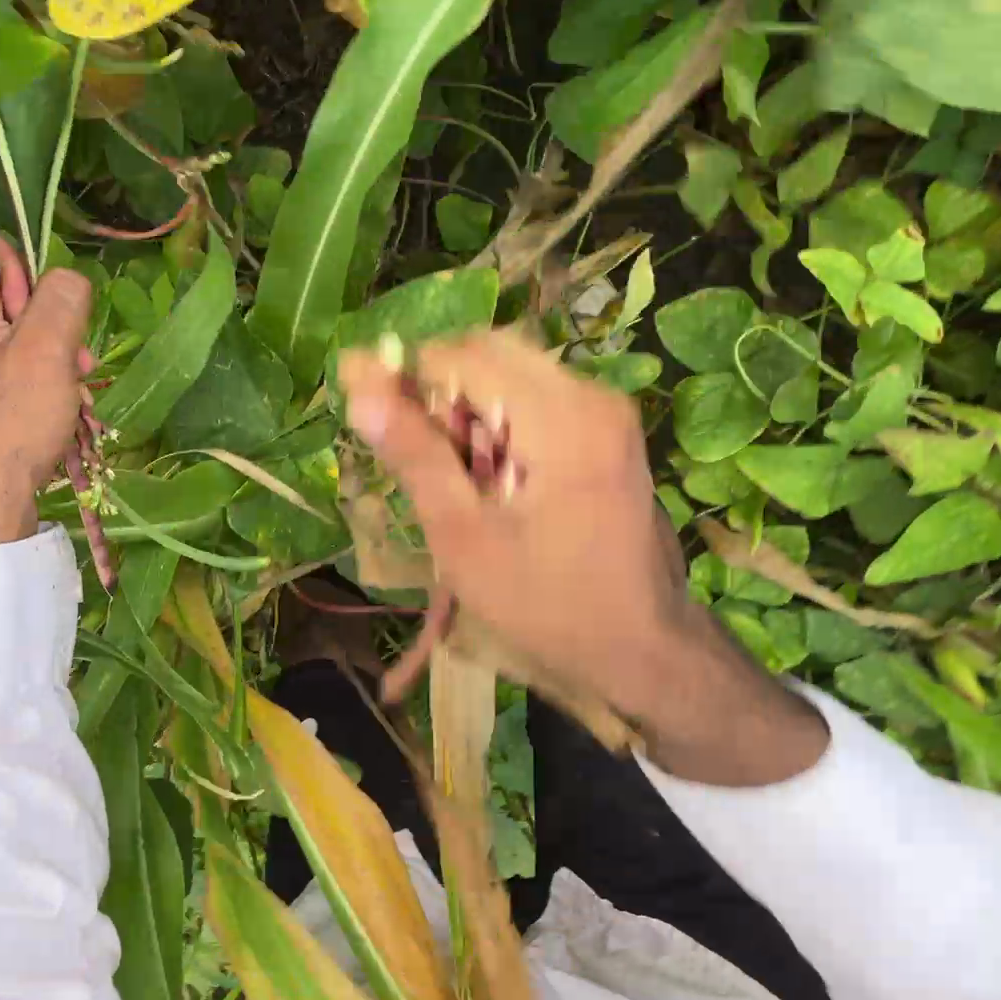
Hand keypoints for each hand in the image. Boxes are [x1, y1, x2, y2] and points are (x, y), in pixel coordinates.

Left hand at [0, 262, 91, 543]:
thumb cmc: (8, 425)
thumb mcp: (45, 350)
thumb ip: (61, 295)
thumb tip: (68, 277)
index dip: (18, 279)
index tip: (33, 322)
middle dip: (40, 320)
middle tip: (69, 356)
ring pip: (6, 327)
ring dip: (46, 348)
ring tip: (72, 379)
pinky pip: (1, 358)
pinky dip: (33, 370)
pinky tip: (58, 392)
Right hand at [339, 329, 826, 785]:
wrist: (643, 647)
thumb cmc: (544, 601)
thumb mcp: (463, 535)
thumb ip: (414, 454)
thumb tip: (357, 388)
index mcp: (559, 417)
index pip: (460, 355)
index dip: (402, 375)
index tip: (368, 414)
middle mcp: (590, 395)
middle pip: (487, 352)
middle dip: (438, 391)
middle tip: (417, 455)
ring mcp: (605, 411)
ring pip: (509, 371)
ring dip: (465, 408)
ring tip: (456, 477)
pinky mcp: (607, 430)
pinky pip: (534, 396)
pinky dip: (496, 421)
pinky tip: (489, 477)